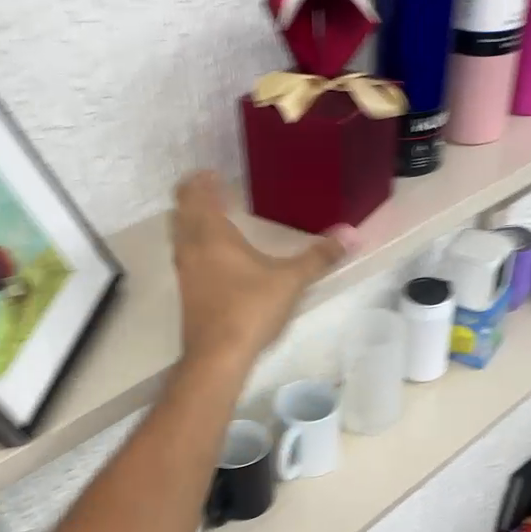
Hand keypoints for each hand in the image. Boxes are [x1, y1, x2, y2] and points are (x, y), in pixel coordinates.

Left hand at [170, 171, 351, 373]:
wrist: (217, 357)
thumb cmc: (250, 310)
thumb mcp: (290, 281)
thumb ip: (318, 257)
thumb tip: (351, 235)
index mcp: (212, 233)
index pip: (196, 194)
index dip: (202, 181)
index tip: (213, 174)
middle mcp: (191, 247)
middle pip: (181, 211)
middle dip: (192, 198)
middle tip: (209, 191)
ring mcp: (184, 273)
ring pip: (179, 237)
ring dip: (189, 224)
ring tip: (210, 222)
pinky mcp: (186, 296)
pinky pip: (185, 260)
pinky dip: (194, 250)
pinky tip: (212, 262)